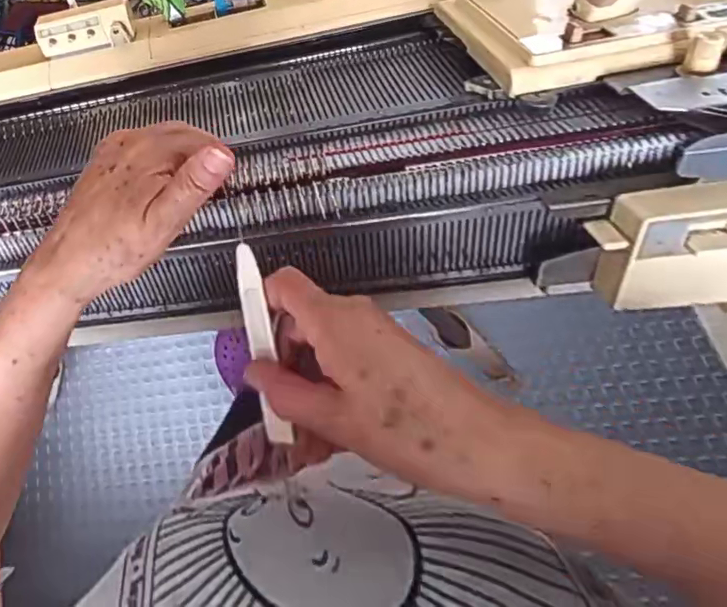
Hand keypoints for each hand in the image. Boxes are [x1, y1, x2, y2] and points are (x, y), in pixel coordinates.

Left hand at [21, 122, 232, 308]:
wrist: (66, 263)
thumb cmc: (110, 250)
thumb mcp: (164, 223)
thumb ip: (194, 185)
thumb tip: (220, 156)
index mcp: (148, 152)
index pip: (201, 140)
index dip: (219, 161)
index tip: (226, 180)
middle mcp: (128, 143)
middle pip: (182, 135)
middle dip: (202, 156)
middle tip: (212, 186)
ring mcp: (114, 151)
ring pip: (162, 140)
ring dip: (182, 157)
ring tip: (189, 189)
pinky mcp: (106, 163)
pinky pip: (143, 149)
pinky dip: (160, 161)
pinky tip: (159, 186)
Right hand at [244, 268, 556, 507]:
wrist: (481, 444)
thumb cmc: (418, 429)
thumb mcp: (333, 419)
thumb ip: (284, 393)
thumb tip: (257, 376)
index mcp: (334, 320)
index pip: (281, 283)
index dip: (256, 303)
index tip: (245, 334)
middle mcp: (352, 315)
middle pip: (295, 319)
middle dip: (281, 361)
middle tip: (277, 405)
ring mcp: (370, 330)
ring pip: (319, 344)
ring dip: (306, 381)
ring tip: (307, 432)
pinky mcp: (385, 347)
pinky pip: (342, 355)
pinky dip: (329, 384)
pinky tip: (332, 428)